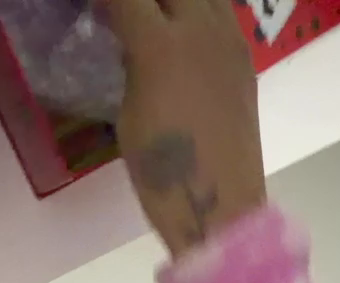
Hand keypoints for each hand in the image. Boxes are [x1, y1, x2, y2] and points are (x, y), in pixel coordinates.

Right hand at [106, 0, 266, 254]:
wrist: (219, 204)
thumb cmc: (162, 175)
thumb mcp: (128, 118)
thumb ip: (131, 66)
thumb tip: (129, 38)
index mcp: (160, 47)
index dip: (105, 0)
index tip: (95, 9)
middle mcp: (199, 29)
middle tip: (125, 13)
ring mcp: (228, 39)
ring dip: (174, 1)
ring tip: (156, 17)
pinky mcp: (244, 56)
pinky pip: (220, 12)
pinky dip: (197, 12)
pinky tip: (183, 34)